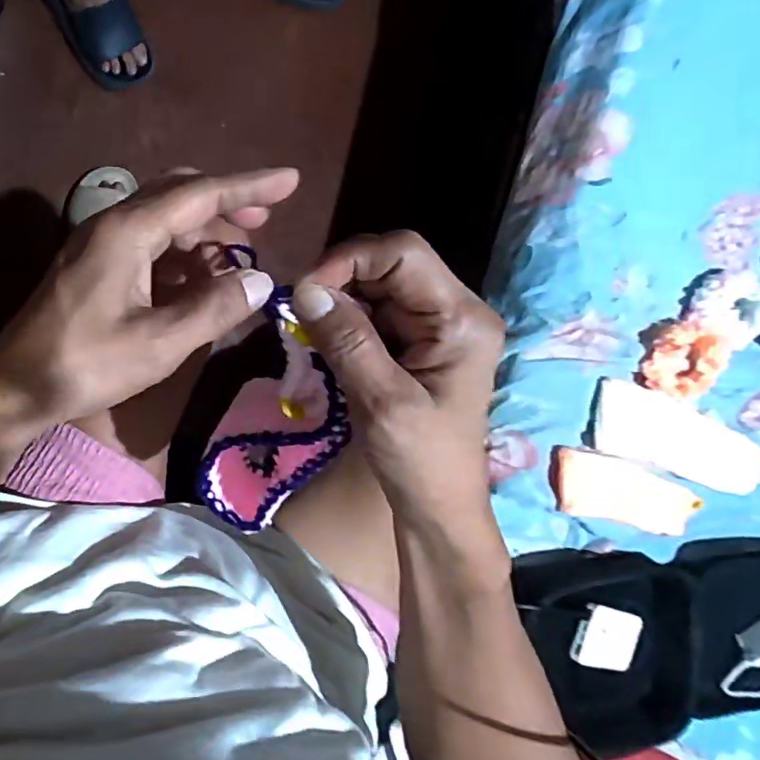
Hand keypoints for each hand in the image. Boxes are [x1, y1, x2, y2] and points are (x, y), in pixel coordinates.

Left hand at [0, 169, 299, 443]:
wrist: (13, 386)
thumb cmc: (84, 364)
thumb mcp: (159, 343)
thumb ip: (215, 308)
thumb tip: (261, 279)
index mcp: (126, 231)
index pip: (199, 193)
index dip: (248, 186)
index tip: (290, 180)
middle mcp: (108, 225)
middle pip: (175, 195)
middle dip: (222, 205)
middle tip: (263, 223)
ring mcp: (93, 245)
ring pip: (157, 220)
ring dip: (198, 233)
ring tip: (235, 259)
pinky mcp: (87, 268)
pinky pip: (140, 245)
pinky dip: (174, 255)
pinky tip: (194, 281)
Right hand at [291, 231, 504, 524]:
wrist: (435, 506)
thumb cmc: (420, 459)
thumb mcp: (382, 401)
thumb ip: (347, 341)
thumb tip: (305, 290)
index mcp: (460, 319)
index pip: (403, 254)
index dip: (349, 259)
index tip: (304, 291)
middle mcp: (451, 311)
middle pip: (388, 263)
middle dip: (338, 278)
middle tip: (299, 311)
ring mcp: (430, 327)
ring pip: (373, 285)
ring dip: (334, 300)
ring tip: (308, 330)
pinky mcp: (410, 343)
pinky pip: (368, 312)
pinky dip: (338, 319)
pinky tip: (321, 341)